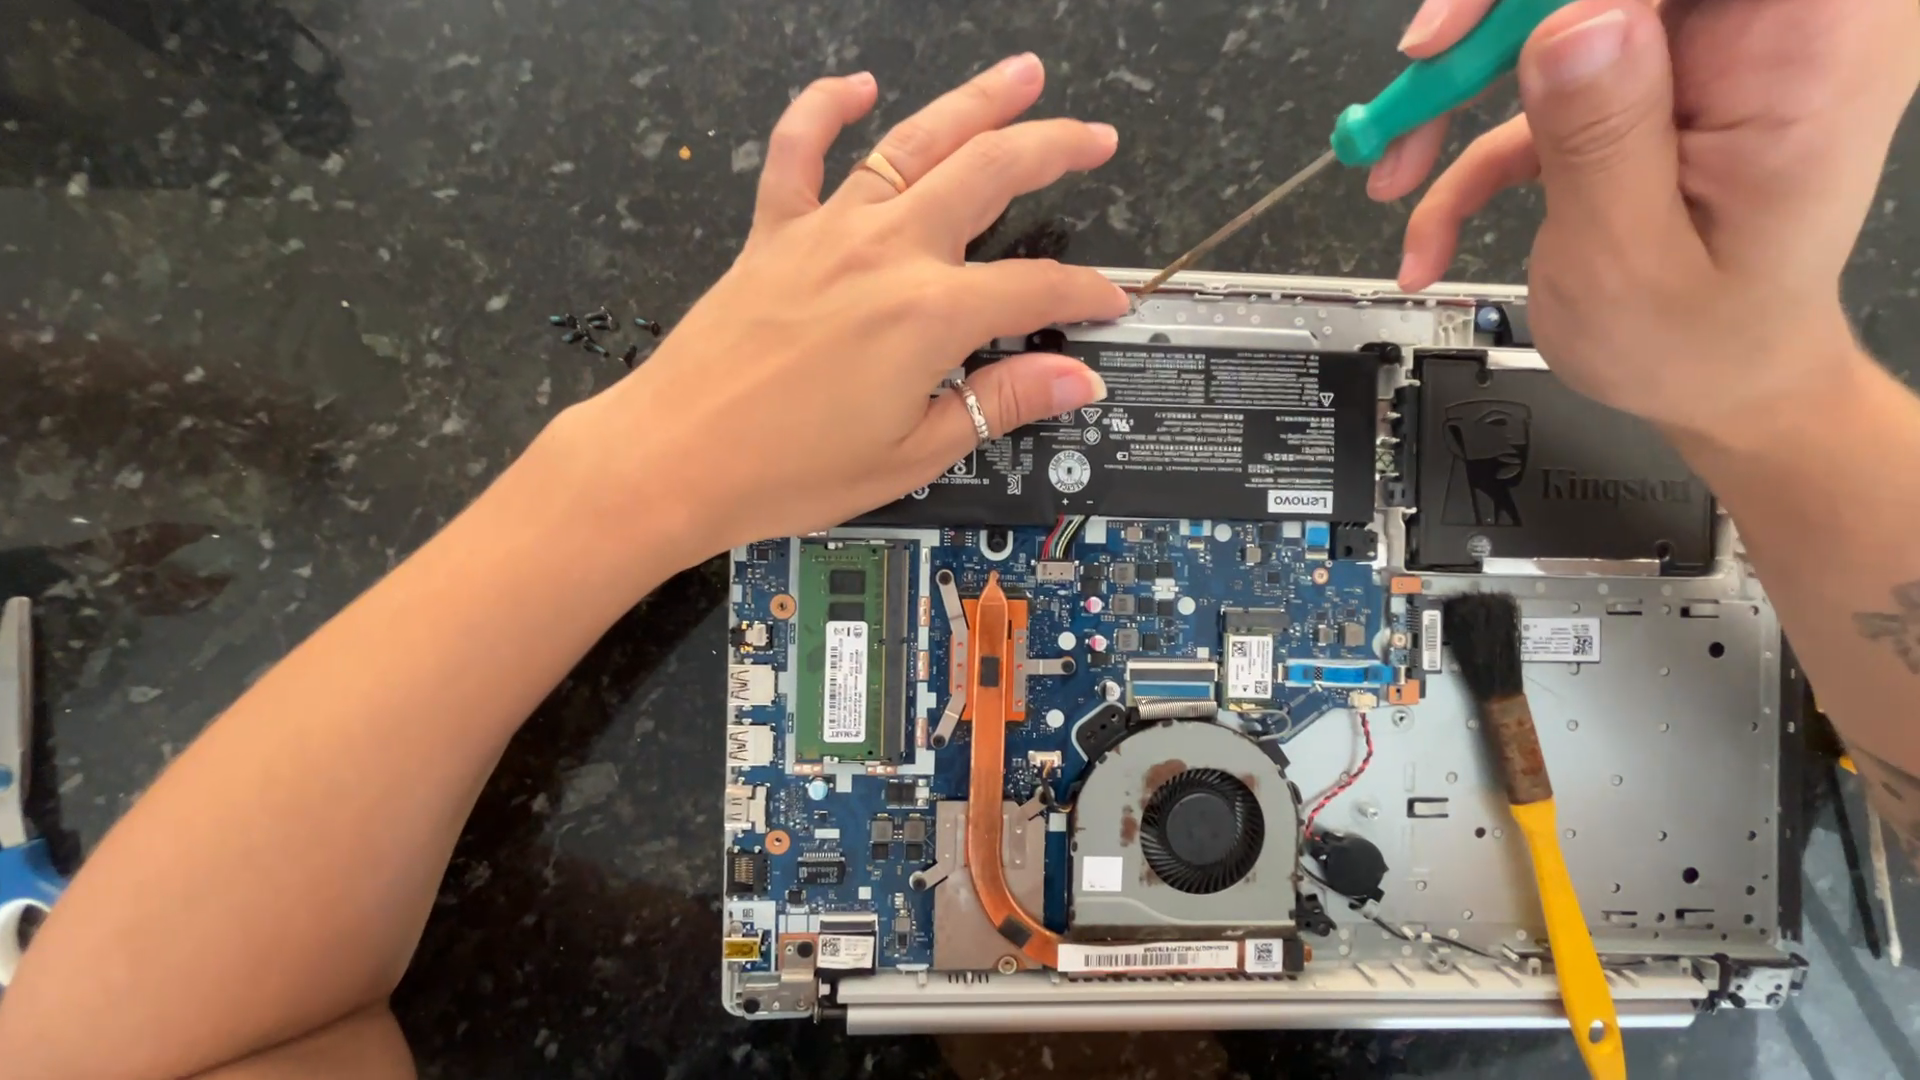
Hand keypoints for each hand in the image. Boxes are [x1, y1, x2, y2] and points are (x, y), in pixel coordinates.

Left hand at [563, 56, 1124, 563]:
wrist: (675, 460)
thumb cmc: (788, 470)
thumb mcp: (913, 452)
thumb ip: (1000, 402)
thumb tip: (1075, 379)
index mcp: (929, 315)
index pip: (1036, 289)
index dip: (1086, 294)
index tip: (1110, 302)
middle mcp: (885, 253)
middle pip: (989, 174)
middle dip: (1054, 148)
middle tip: (1094, 136)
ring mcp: (826, 233)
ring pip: (914, 140)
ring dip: (975, 102)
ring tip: (1021, 76)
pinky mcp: (773, 235)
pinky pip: (799, 151)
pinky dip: (826, 109)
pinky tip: (858, 87)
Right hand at [1371, 0, 1918, 438]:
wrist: (1709, 382)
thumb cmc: (1690, 342)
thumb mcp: (1629, 255)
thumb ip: (1603, 136)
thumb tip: (1566, 25)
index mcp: (1810, 38)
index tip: (1455, 39)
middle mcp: (1761, 25)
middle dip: (1491, 32)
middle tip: (1412, 85)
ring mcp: (1690, 63)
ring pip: (1551, 30)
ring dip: (1454, 107)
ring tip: (1389, 178)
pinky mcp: (1631, 99)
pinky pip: (1531, 103)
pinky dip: (1467, 168)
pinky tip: (1429, 237)